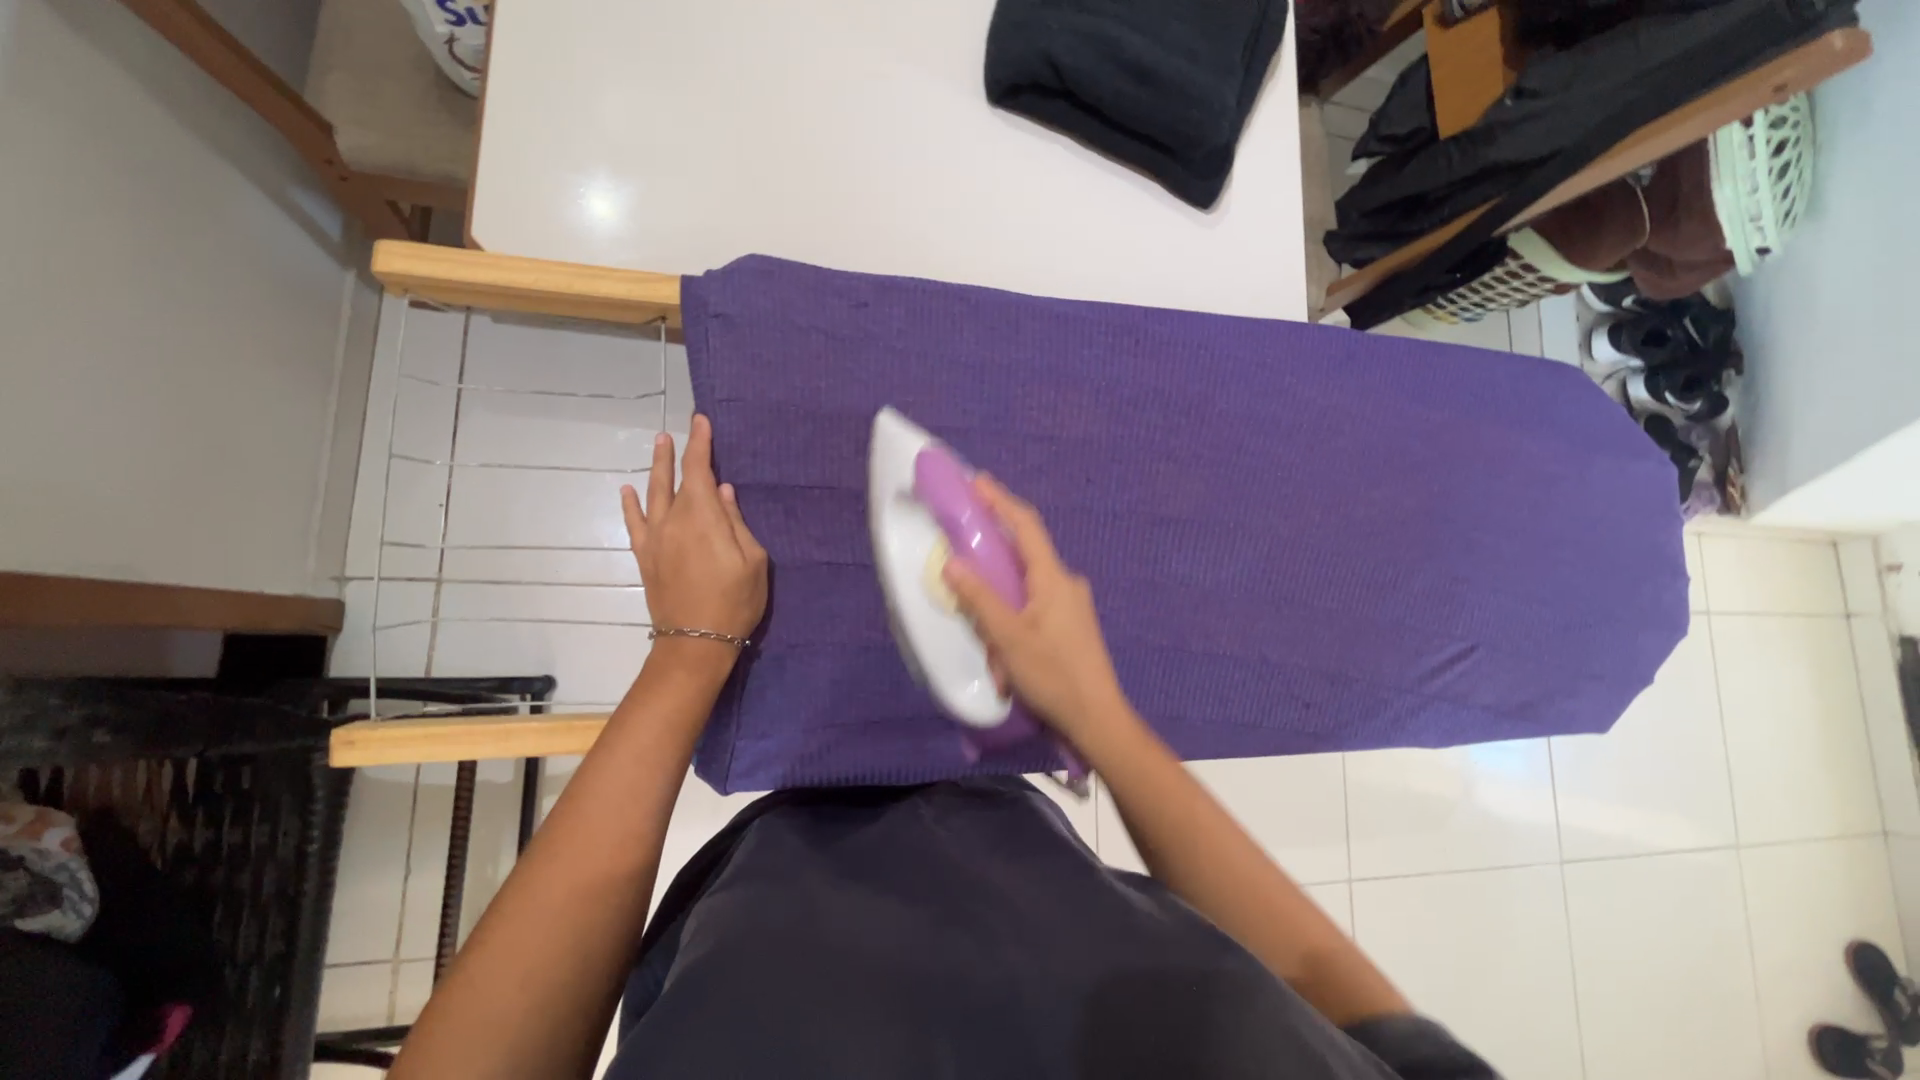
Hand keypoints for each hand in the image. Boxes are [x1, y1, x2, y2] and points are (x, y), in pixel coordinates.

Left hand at [621, 414, 767, 661]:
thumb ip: (736, 522)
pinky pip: (634, 523)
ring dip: (655, 468)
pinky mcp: (646, 557)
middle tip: (678, 430)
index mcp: (703, 517)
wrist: (696, 642)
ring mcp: (656, 539)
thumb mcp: (754, 561)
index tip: (701, 421)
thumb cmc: (735, 602)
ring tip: (658, 445)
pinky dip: (630, 505)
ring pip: (652, 494)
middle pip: (674, 478)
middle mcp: (674, 520)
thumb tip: (723, 492)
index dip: (701, 444)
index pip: (700, 470)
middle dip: (678, 452)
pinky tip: (628, 491)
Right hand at [942, 475, 1129, 747]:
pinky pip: (1031, 618)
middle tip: (967, 592)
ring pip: (1022, 597)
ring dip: (1000, 623)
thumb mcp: (1008, 638)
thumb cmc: (1053, 675)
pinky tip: (1006, 671)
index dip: (1000, 500)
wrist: (1097, 720)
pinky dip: (1012, 636)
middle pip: (1020, 562)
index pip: (1025, 525)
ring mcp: (1070, 609)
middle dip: (990, 579)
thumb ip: (979, 598)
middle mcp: (1065, 585)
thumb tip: (954, 563)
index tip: (976, 482)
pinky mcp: (1070, 630)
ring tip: (996, 663)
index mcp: (1053, 578)